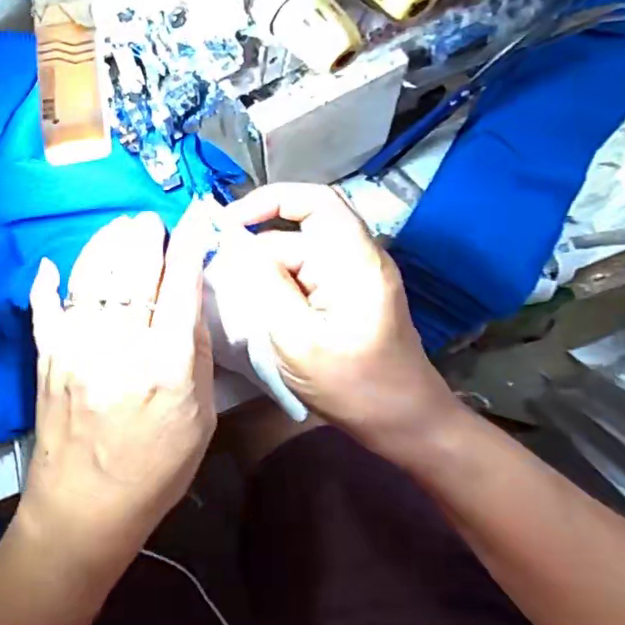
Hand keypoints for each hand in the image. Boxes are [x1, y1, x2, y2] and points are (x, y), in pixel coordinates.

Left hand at [18, 208, 215, 569]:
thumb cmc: (154, 472)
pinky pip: (45, 307)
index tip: (192, 218)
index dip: (188, 244)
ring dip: (107, 243)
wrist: (84, 509)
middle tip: (151, 221)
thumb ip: (194, 357)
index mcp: (165, 366)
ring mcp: (76, 349)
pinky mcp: (46, 357)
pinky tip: (57, 264)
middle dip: (145, 235)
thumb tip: (189, 302)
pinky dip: (49, 281)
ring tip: (119, 228)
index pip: (180, 286)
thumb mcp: (199, 420)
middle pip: (133, 270)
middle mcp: (119, 348)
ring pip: (91, 276)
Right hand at [218, 183, 460, 445]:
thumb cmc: (354, 386)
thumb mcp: (297, 338)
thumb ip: (265, 285)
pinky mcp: (345, 298)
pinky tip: (256, 311)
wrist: (405, 424)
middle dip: (255, 250)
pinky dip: (275, 288)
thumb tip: (235, 246)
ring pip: (294, 258)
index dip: (268, 200)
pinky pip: (302, 279)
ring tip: (233, 299)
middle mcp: (355, 259)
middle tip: (219, 276)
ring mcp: (351, 279)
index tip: (228, 223)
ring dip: (263, 274)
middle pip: (295, 233)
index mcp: (353, 260)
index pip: (313, 201)